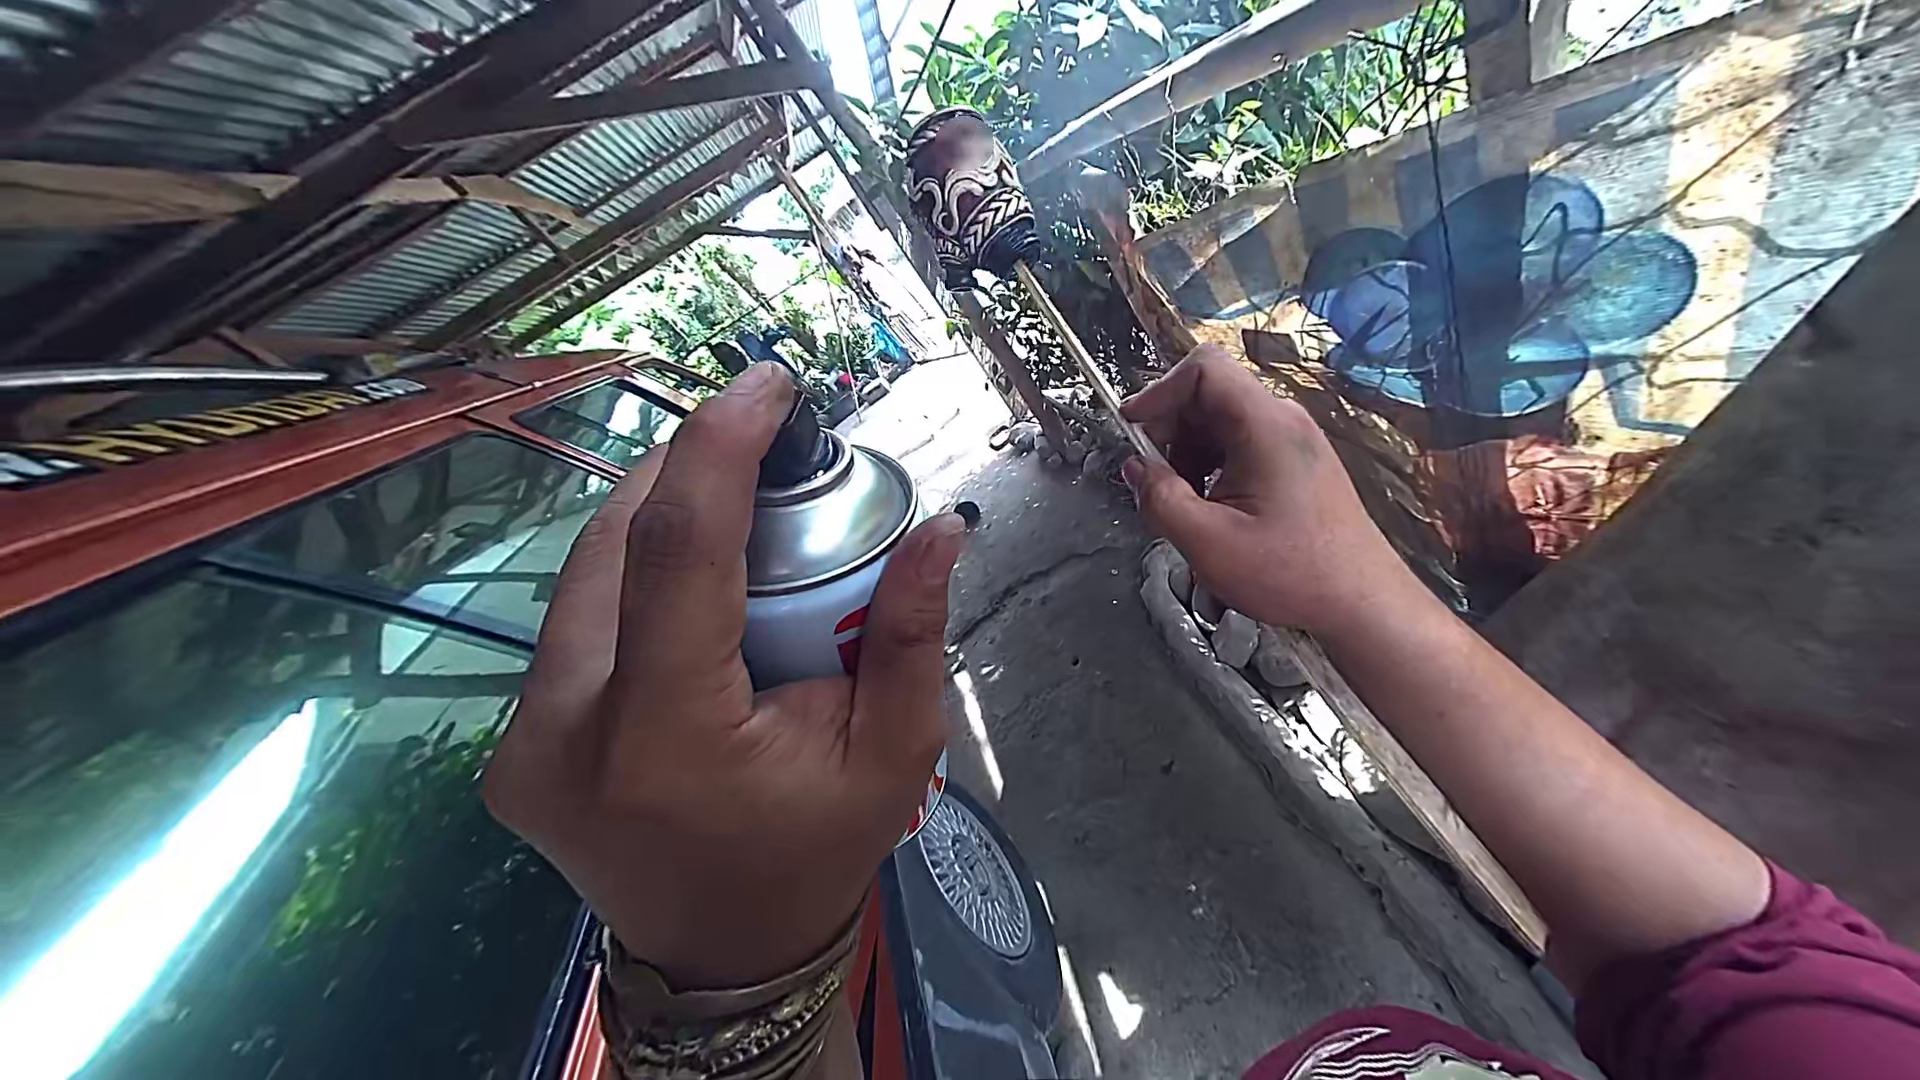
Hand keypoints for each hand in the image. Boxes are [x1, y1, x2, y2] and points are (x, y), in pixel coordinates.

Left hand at [484, 363, 964, 989]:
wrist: (727, 953)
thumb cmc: (817, 853)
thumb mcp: (894, 753)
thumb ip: (910, 635)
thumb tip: (939, 533)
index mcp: (668, 739)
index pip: (681, 549)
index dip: (721, 445)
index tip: (766, 386)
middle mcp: (566, 730)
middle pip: (619, 540)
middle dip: (695, 469)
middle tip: (771, 454)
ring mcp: (522, 737)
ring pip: (587, 567)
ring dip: (666, 511)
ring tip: (744, 504)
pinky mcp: (515, 738)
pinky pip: (578, 611)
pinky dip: (640, 564)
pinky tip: (698, 569)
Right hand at [1120, 345, 1414, 639]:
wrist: (1359, 603)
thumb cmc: (1292, 573)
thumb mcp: (1206, 541)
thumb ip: (1158, 498)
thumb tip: (1134, 467)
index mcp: (1266, 427)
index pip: (1203, 369)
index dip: (1157, 391)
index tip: (1132, 428)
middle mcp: (1282, 422)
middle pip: (1206, 396)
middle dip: (1167, 432)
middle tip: (1152, 480)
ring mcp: (1290, 441)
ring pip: (1216, 423)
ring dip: (1185, 455)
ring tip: (1182, 503)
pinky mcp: (1290, 463)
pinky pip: (1234, 445)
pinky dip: (1207, 467)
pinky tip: (1206, 507)